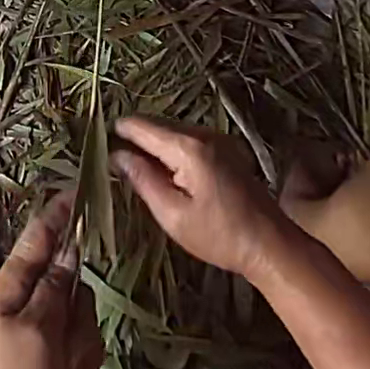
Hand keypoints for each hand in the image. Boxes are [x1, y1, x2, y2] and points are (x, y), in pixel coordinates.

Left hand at [0, 192, 102, 368]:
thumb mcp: (32, 332)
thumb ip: (55, 288)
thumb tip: (71, 247)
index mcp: (14, 288)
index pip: (41, 238)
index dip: (60, 214)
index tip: (77, 189)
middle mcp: (32, 310)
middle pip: (79, 292)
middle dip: (78, 327)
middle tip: (58, 355)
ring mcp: (45, 345)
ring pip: (89, 333)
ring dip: (76, 366)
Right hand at [111, 115, 289, 276]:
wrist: (271, 244)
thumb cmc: (219, 236)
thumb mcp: (173, 215)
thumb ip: (142, 180)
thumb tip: (116, 155)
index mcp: (188, 147)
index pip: (141, 126)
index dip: (118, 132)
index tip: (99, 142)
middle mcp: (202, 133)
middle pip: (155, 124)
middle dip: (134, 139)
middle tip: (116, 161)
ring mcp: (216, 138)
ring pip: (170, 130)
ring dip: (153, 144)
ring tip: (138, 169)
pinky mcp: (224, 147)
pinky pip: (186, 138)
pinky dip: (170, 148)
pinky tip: (166, 173)